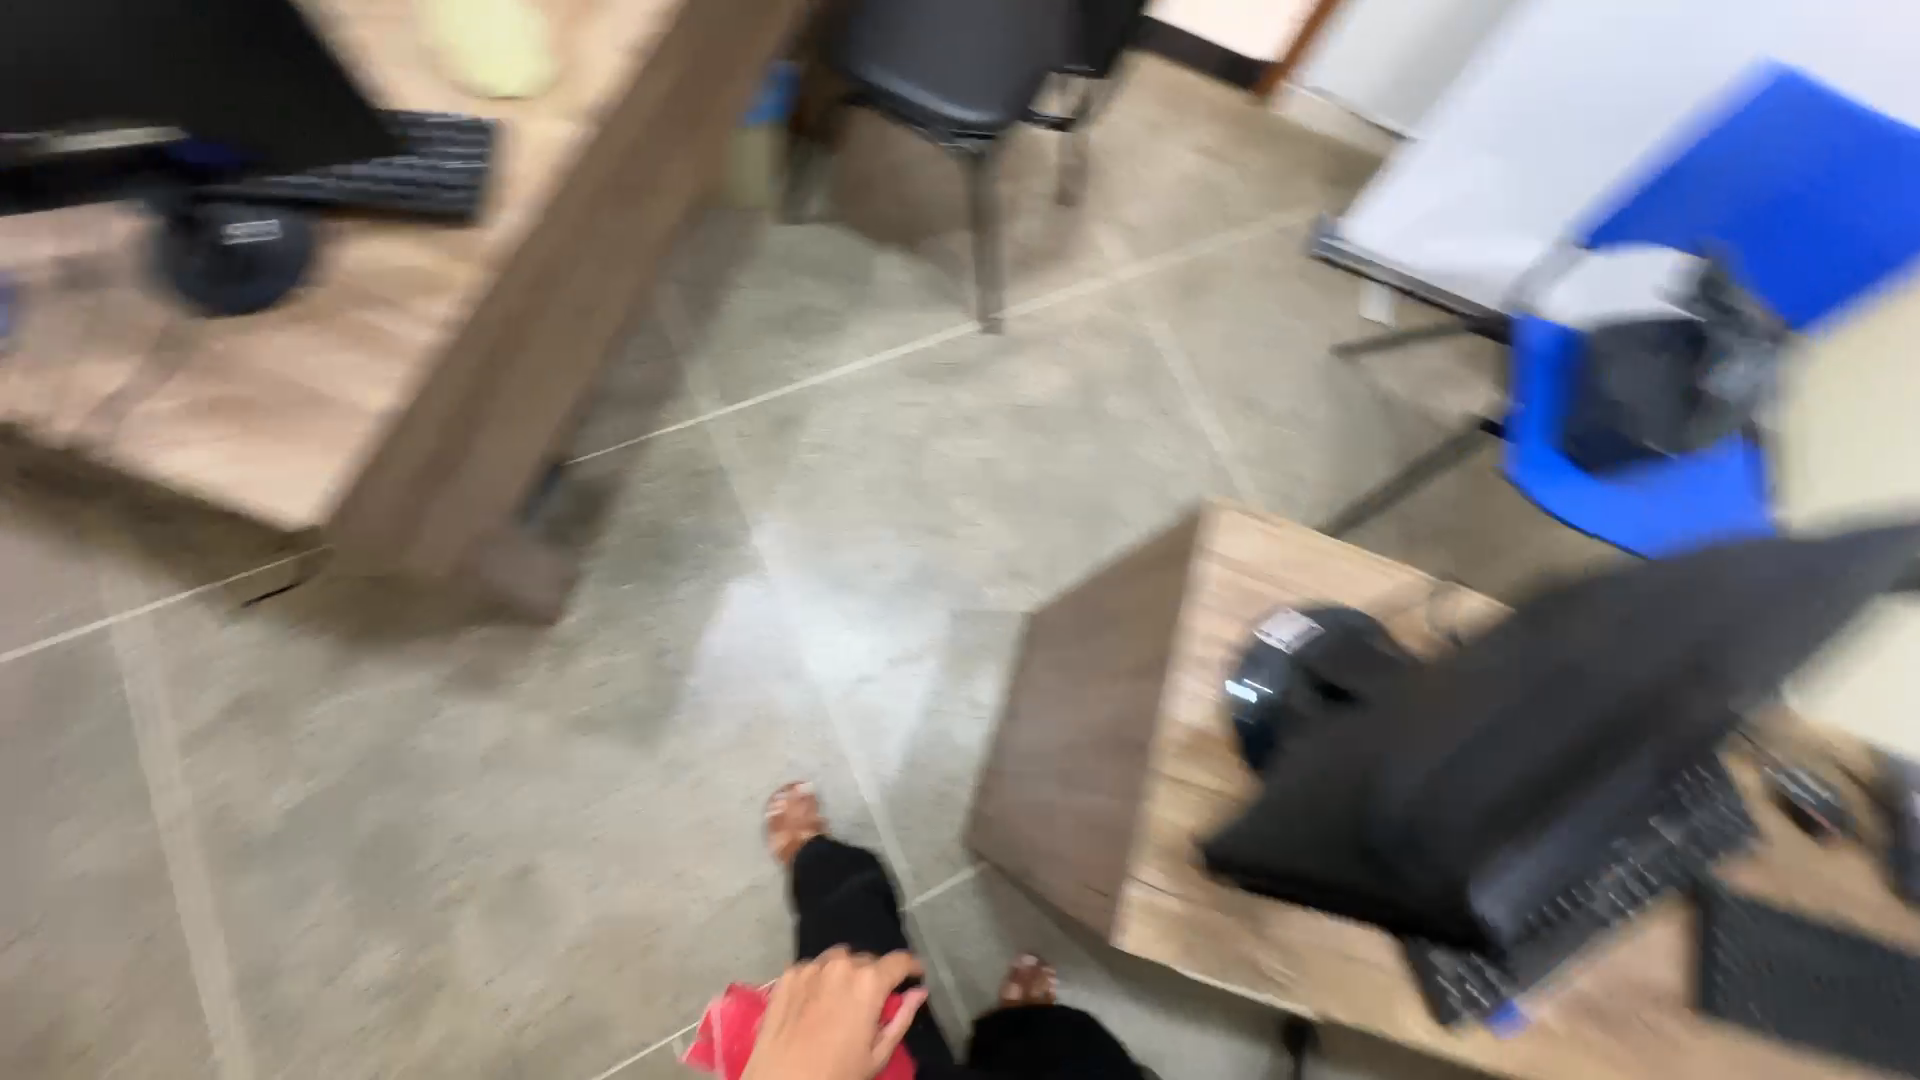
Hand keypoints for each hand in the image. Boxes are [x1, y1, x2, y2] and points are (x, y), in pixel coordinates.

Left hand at [742, 947, 927, 1079]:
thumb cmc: (836, 1076)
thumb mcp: (877, 1055)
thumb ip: (902, 1018)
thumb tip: (919, 991)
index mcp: (869, 982)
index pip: (900, 961)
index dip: (912, 967)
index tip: (916, 975)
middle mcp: (842, 964)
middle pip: (868, 960)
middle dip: (876, 976)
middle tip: (872, 1003)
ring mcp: (812, 966)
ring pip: (840, 959)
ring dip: (847, 973)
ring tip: (842, 1000)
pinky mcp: (789, 974)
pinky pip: (814, 967)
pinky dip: (821, 978)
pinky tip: (816, 1002)